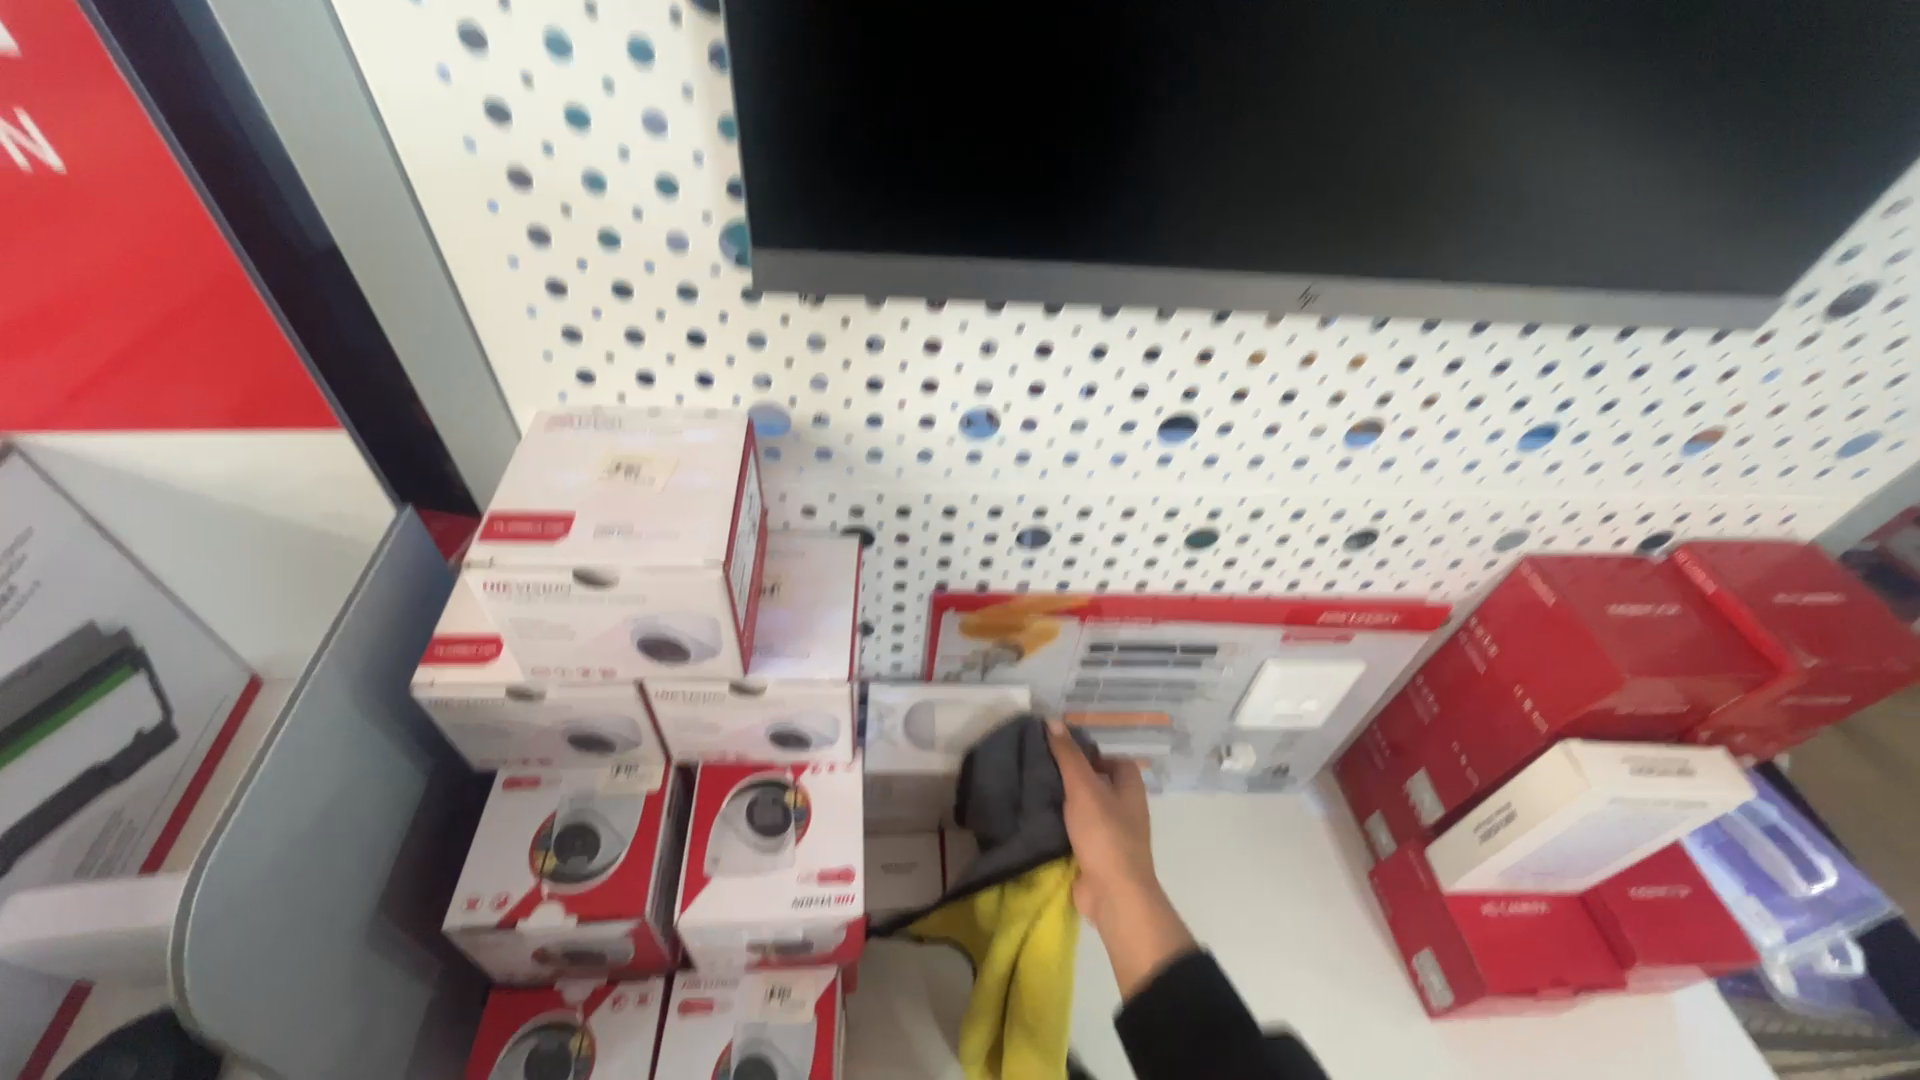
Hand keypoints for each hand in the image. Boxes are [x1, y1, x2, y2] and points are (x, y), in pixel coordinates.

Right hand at [1045, 719, 1156, 927]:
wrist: (1114, 894)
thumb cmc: (1104, 834)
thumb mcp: (1083, 788)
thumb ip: (1068, 756)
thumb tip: (1053, 720)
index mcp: (1130, 788)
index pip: (1113, 760)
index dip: (1090, 754)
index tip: (1061, 753)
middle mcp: (1125, 809)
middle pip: (1097, 784)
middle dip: (1071, 779)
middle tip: (1040, 770)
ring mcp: (1112, 835)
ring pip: (1085, 810)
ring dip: (1064, 805)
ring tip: (1032, 792)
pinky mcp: (1096, 856)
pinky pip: (1076, 834)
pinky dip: (1061, 829)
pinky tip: (1037, 822)